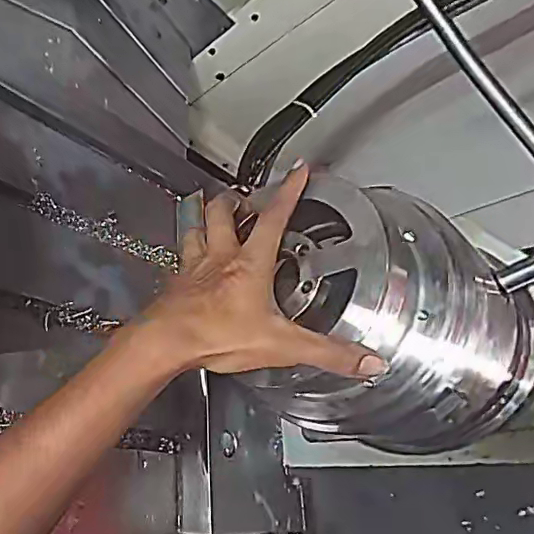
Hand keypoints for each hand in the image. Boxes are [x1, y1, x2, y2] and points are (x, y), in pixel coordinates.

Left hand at [138, 163, 386, 377]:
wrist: (167, 343)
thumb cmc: (216, 336)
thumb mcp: (283, 346)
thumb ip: (327, 352)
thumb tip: (366, 361)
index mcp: (249, 264)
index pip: (274, 217)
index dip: (289, 191)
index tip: (298, 172)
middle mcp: (219, 259)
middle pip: (223, 213)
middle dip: (235, 200)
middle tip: (243, 197)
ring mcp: (193, 270)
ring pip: (196, 229)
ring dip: (205, 220)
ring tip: (212, 218)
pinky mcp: (175, 287)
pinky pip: (178, 261)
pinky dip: (184, 255)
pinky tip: (187, 264)